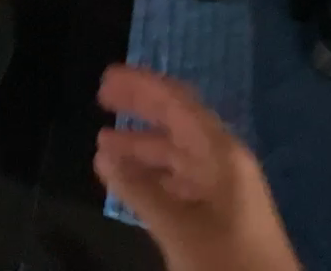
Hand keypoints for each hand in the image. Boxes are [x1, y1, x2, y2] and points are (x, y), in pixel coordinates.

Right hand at [95, 65, 299, 270]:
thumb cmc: (229, 265)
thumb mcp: (180, 229)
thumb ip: (140, 190)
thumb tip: (103, 153)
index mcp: (221, 153)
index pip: (177, 103)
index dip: (142, 86)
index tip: (107, 78)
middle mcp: (223, 162)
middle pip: (176, 122)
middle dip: (139, 108)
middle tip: (101, 99)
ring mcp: (223, 190)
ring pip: (176, 154)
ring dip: (141, 147)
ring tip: (103, 147)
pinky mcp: (219, 217)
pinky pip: (179, 181)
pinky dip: (152, 176)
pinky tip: (128, 184)